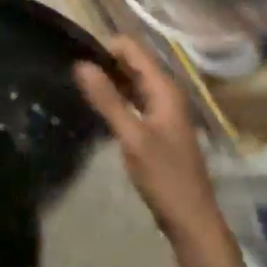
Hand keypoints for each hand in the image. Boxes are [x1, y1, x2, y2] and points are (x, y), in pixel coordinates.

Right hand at [74, 38, 225, 245]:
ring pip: (132, 81)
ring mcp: (163, 109)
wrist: (192, 220)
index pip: (131, 47)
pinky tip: (98, 107)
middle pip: (132, 62)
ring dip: (109, 80)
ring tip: (80, 86)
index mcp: (164, 88)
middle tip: (73, 74)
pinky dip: (116, 97)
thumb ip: (107, 99)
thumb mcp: (132, 137)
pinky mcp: (157, 125)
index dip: (104, 47)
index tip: (77, 58)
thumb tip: (80, 64)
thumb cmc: (164, 176)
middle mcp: (166, 91)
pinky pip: (134, 98)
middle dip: (104, 62)